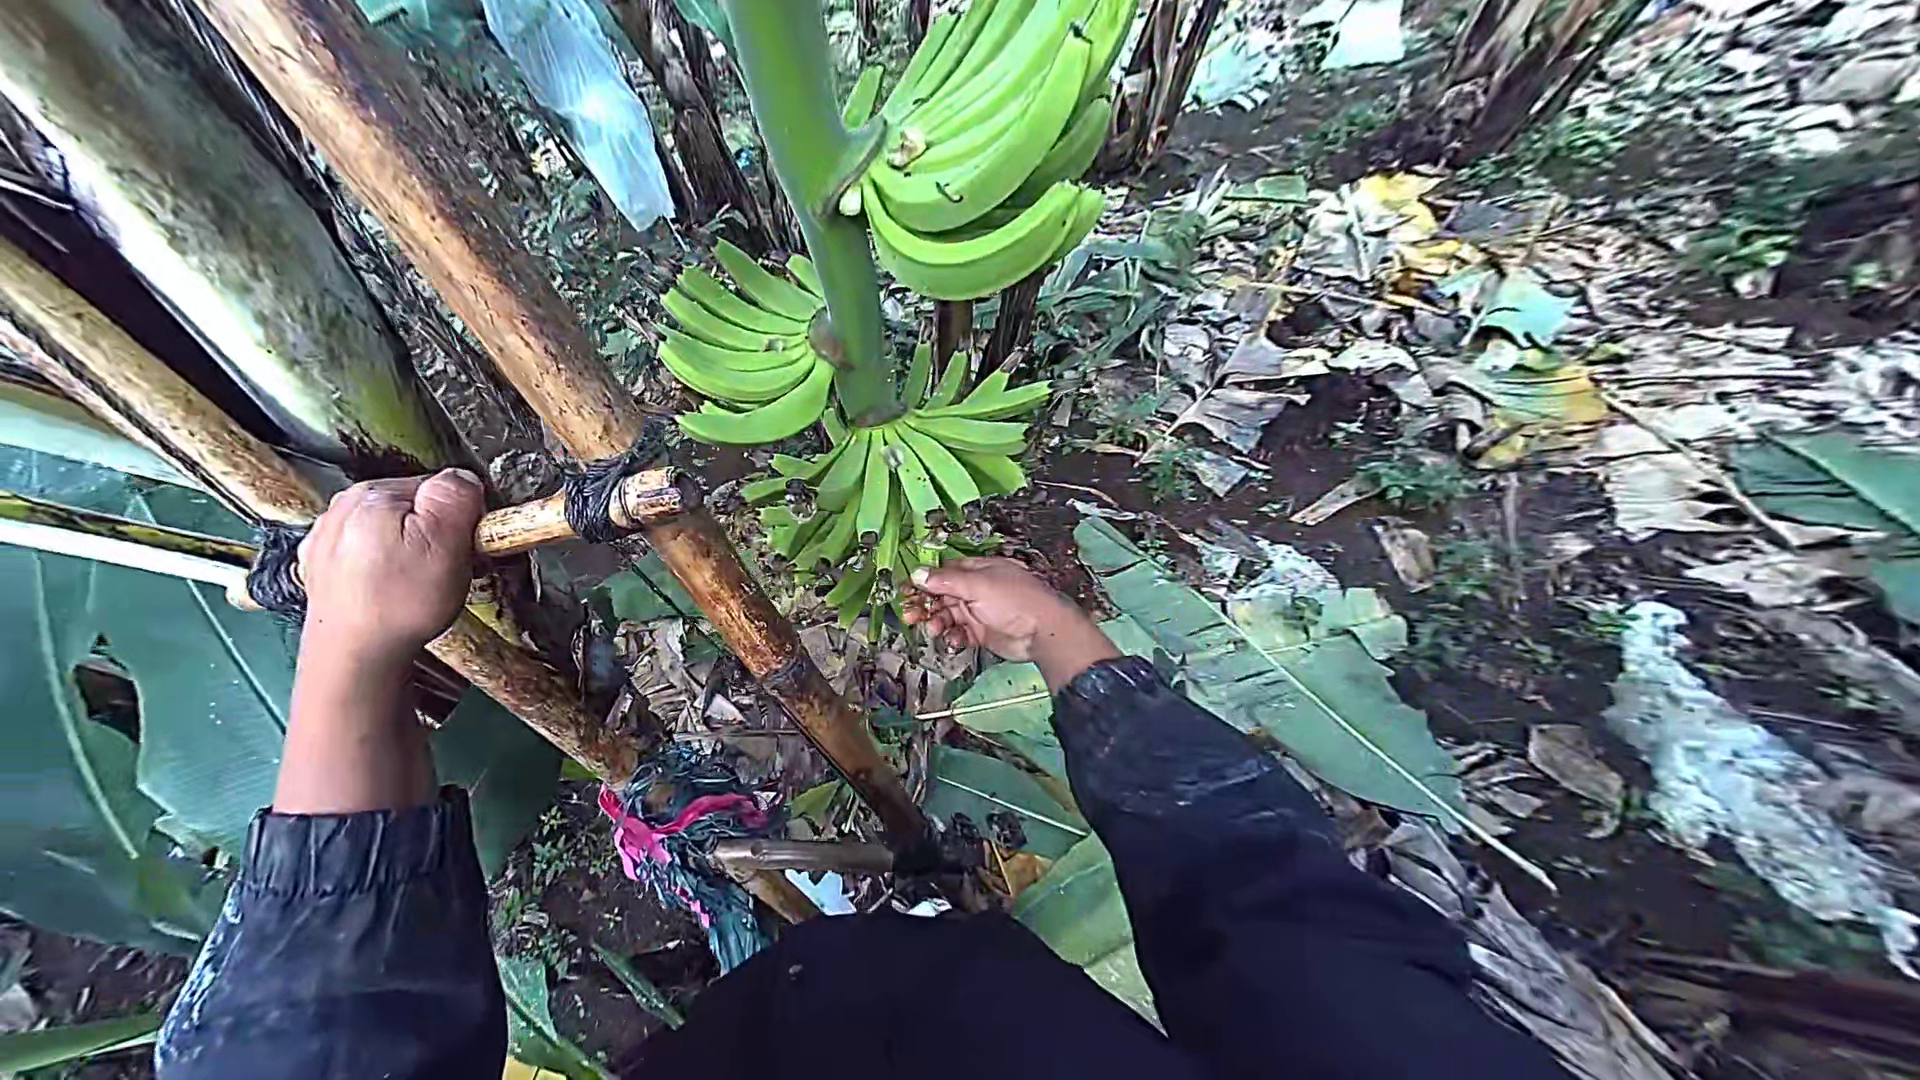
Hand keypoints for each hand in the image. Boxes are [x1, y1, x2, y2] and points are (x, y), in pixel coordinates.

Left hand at [298, 470, 486, 666]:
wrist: (356, 653)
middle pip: (417, 506)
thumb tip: (462, 475)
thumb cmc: (403, 601)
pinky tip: (398, 585)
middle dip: (441, 531)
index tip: (469, 544)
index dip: (465, 515)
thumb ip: (455, 497)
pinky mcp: (325, 565)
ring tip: (426, 579)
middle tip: (452, 564)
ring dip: (417, 548)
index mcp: (374, 494)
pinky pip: (374, 550)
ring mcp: (328, 537)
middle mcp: (343, 507)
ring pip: (395, 528)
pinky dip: (392, 564)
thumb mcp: (447, 542)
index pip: (441, 486)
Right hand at [905, 556, 1119, 690]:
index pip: (944, 573)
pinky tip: (953, 640)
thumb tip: (918, 573)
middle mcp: (977, 590)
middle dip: (926, 605)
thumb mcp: (978, 585)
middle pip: (942, 596)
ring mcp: (980, 611)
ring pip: (949, 616)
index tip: (907, 591)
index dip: (924, 582)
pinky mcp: (982, 632)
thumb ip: (946, 581)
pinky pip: (960, 633)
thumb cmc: (1018, 600)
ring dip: (937, 622)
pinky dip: (953, 637)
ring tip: (934, 629)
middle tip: (911, 615)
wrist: (1043, 632)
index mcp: (978, 571)